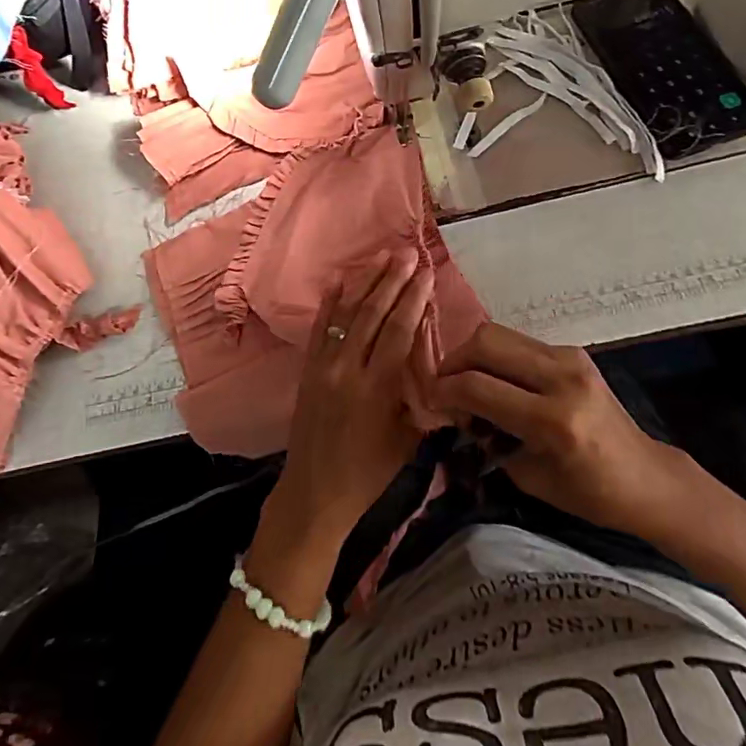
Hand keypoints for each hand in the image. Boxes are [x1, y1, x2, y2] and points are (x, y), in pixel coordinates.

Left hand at [272, 248, 434, 535]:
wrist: (315, 493)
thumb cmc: (369, 473)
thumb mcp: (407, 439)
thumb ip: (420, 398)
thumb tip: (436, 365)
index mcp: (378, 388)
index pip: (400, 332)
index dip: (415, 299)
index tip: (427, 273)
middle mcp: (349, 370)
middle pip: (373, 315)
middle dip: (393, 281)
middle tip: (409, 253)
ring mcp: (324, 368)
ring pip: (347, 315)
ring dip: (366, 283)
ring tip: (382, 256)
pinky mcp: (308, 371)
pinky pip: (321, 329)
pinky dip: (331, 303)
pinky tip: (341, 280)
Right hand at [434, 323, 702, 538]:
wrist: (645, 476)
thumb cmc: (588, 492)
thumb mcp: (528, 476)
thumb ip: (489, 439)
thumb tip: (458, 413)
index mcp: (553, 419)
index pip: (478, 386)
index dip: (443, 391)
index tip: (428, 402)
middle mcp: (562, 378)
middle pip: (486, 342)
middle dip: (454, 362)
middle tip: (444, 388)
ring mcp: (571, 359)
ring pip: (500, 334)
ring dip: (473, 356)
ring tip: (467, 386)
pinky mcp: (574, 353)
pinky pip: (520, 343)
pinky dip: (497, 358)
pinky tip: (496, 384)